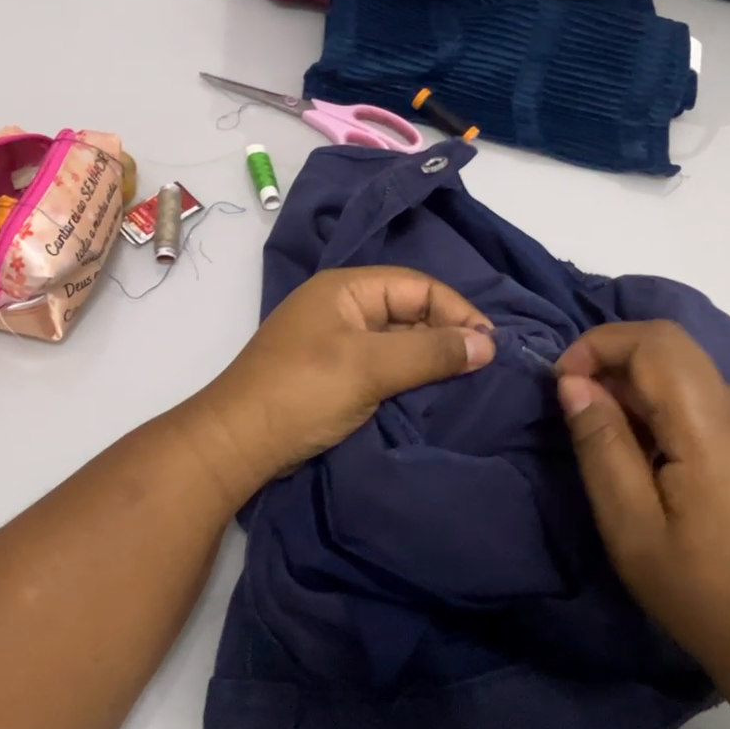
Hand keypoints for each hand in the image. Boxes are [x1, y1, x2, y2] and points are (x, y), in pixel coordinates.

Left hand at [187, 267, 494, 500]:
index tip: (490, 347)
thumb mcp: (370, 367)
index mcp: (345, 289)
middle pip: (409, 311)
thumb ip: (430, 352)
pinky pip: (382, 366)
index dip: (457, 311)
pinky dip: (407, 378)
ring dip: (429, 360)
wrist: (239, 442)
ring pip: (397, 342)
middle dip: (446, 336)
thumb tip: (488, 345)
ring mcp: (335, 342)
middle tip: (482, 370)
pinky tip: (431, 396)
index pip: (417, 287)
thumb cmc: (303, 391)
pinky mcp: (333, 375)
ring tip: (465, 385)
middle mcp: (341, 308)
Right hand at [555, 321, 729, 676]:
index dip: (600, 344)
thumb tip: (574, 383)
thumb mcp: (631, 526)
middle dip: (616, 372)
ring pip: (693, 383)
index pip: (656, 341)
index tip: (564, 385)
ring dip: (645, 399)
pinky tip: (667, 474)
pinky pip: (716, 409)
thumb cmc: (708, 594)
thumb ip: (601, 444)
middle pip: (674, 357)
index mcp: (716, 427)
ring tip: (624, 460)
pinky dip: (675, 418)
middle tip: (584, 426)